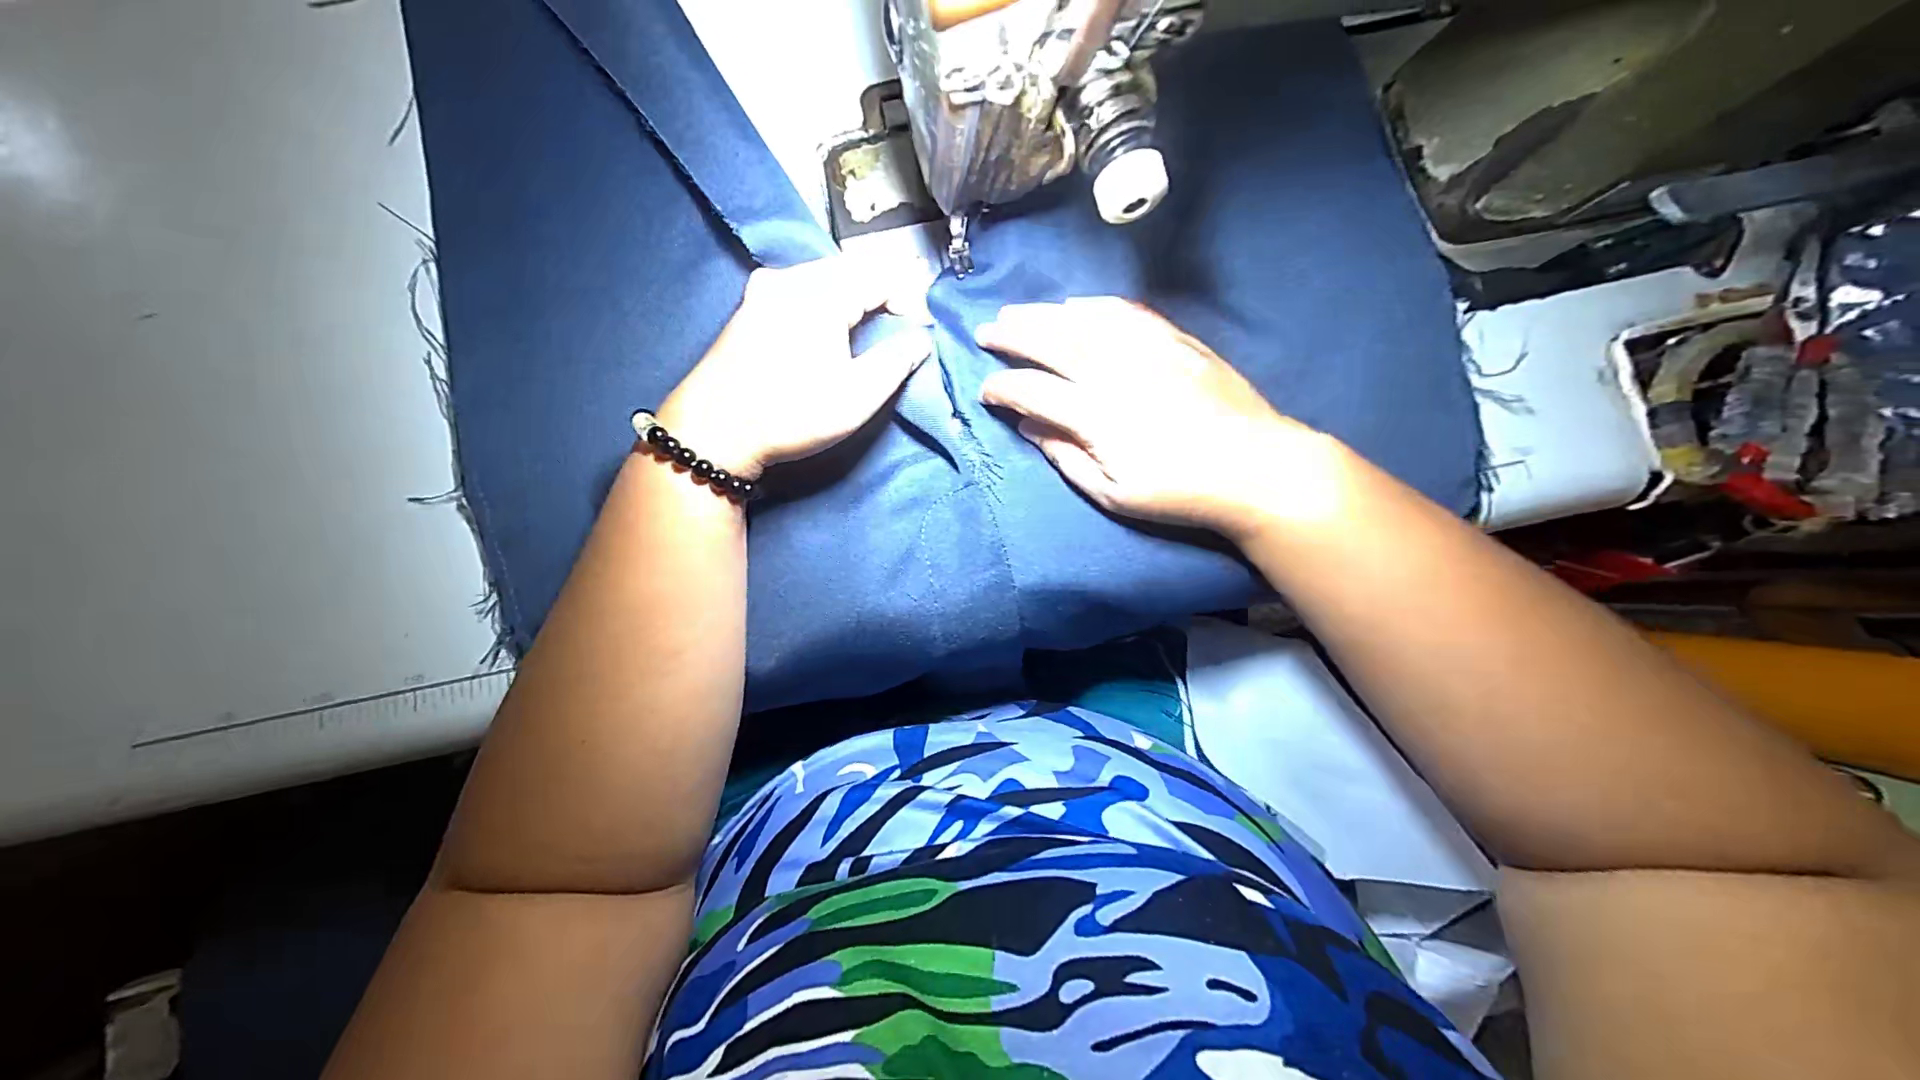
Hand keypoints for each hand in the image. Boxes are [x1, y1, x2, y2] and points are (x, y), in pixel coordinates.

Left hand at [656, 255, 934, 479]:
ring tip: (866, 327)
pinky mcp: (748, 307)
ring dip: (851, 295)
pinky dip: (822, 300)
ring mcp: (763, 290)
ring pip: (822, 276)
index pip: (881, 276)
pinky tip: (826, 328)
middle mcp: (790, 279)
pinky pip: (798, 287)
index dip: (908, 298)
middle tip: (898, 324)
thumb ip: (896, 361)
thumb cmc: (790, 415)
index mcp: (821, 294)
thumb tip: (921, 338)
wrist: (714, 430)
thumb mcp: (857, 396)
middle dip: (880, 292)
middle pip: (850, 270)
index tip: (919, 327)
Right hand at [977, 297, 1348, 540]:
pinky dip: (1096, 306)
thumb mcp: (1112, 493)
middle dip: (1013, 335)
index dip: (1002, 388)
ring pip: (1085, 321)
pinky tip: (1077, 305)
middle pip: (1052, 342)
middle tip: (986, 331)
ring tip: (1019, 313)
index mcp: (1096, 415)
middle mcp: (1116, 372)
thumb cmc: (1178, 492)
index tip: (986, 392)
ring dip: (1045, 314)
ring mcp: (1148, 350)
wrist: (1254, 468)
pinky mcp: (1175, 341)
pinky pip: (1127, 313)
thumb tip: (1030, 426)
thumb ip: (1065, 456)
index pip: (1033, 390)